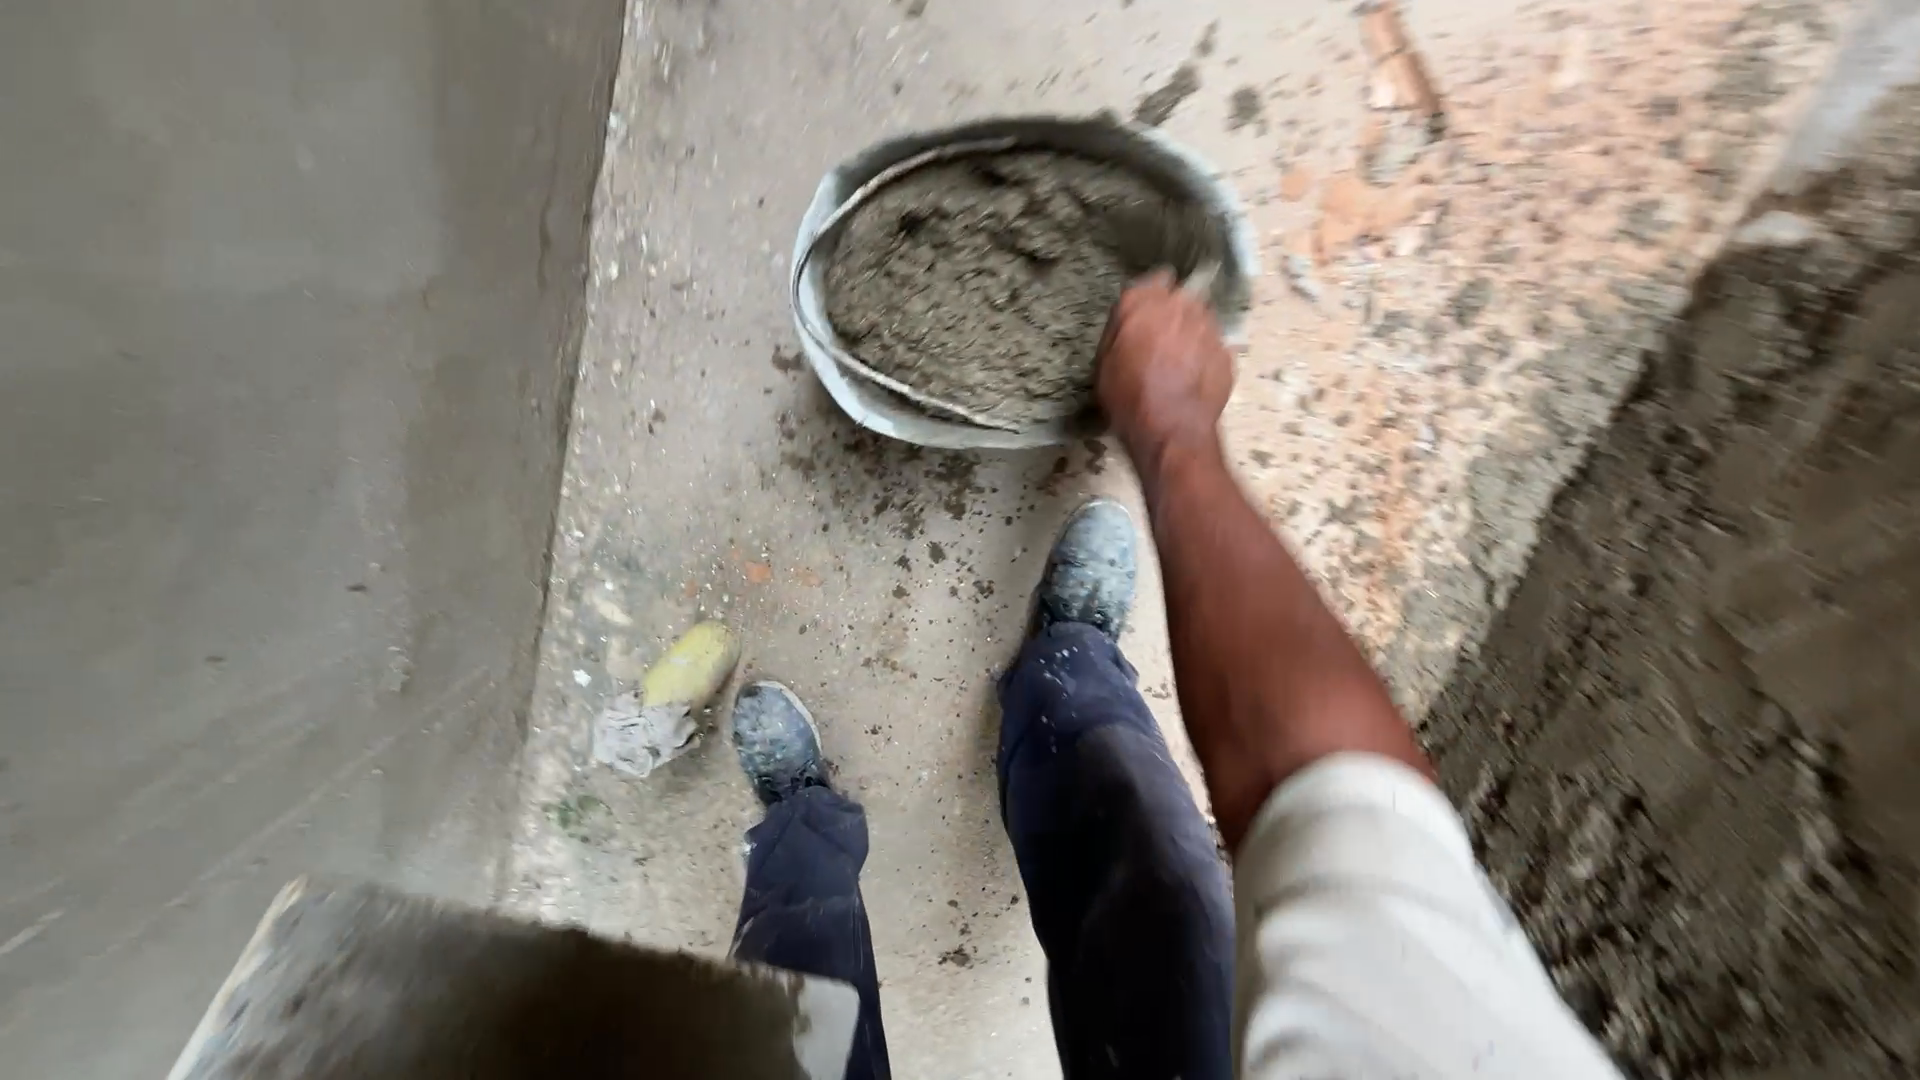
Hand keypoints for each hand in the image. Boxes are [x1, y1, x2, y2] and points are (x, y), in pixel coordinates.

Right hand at [1096, 271, 1233, 459]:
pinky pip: (1213, 346)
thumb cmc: (1128, 398)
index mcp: (1144, 303)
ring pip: (1200, 319)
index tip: (1145, 316)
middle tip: (1160, 342)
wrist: (1171, 429)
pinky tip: (1193, 379)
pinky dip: (1205, 356)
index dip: (1150, 298)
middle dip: (1172, 314)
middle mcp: (1180, 305)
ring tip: (1179, 363)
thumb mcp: (1105, 362)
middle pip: (1180, 298)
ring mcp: (1208, 326)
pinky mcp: (1226, 350)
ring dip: (1190, 333)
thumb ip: (1121, 328)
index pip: (1154, 280)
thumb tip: (1132, 316)